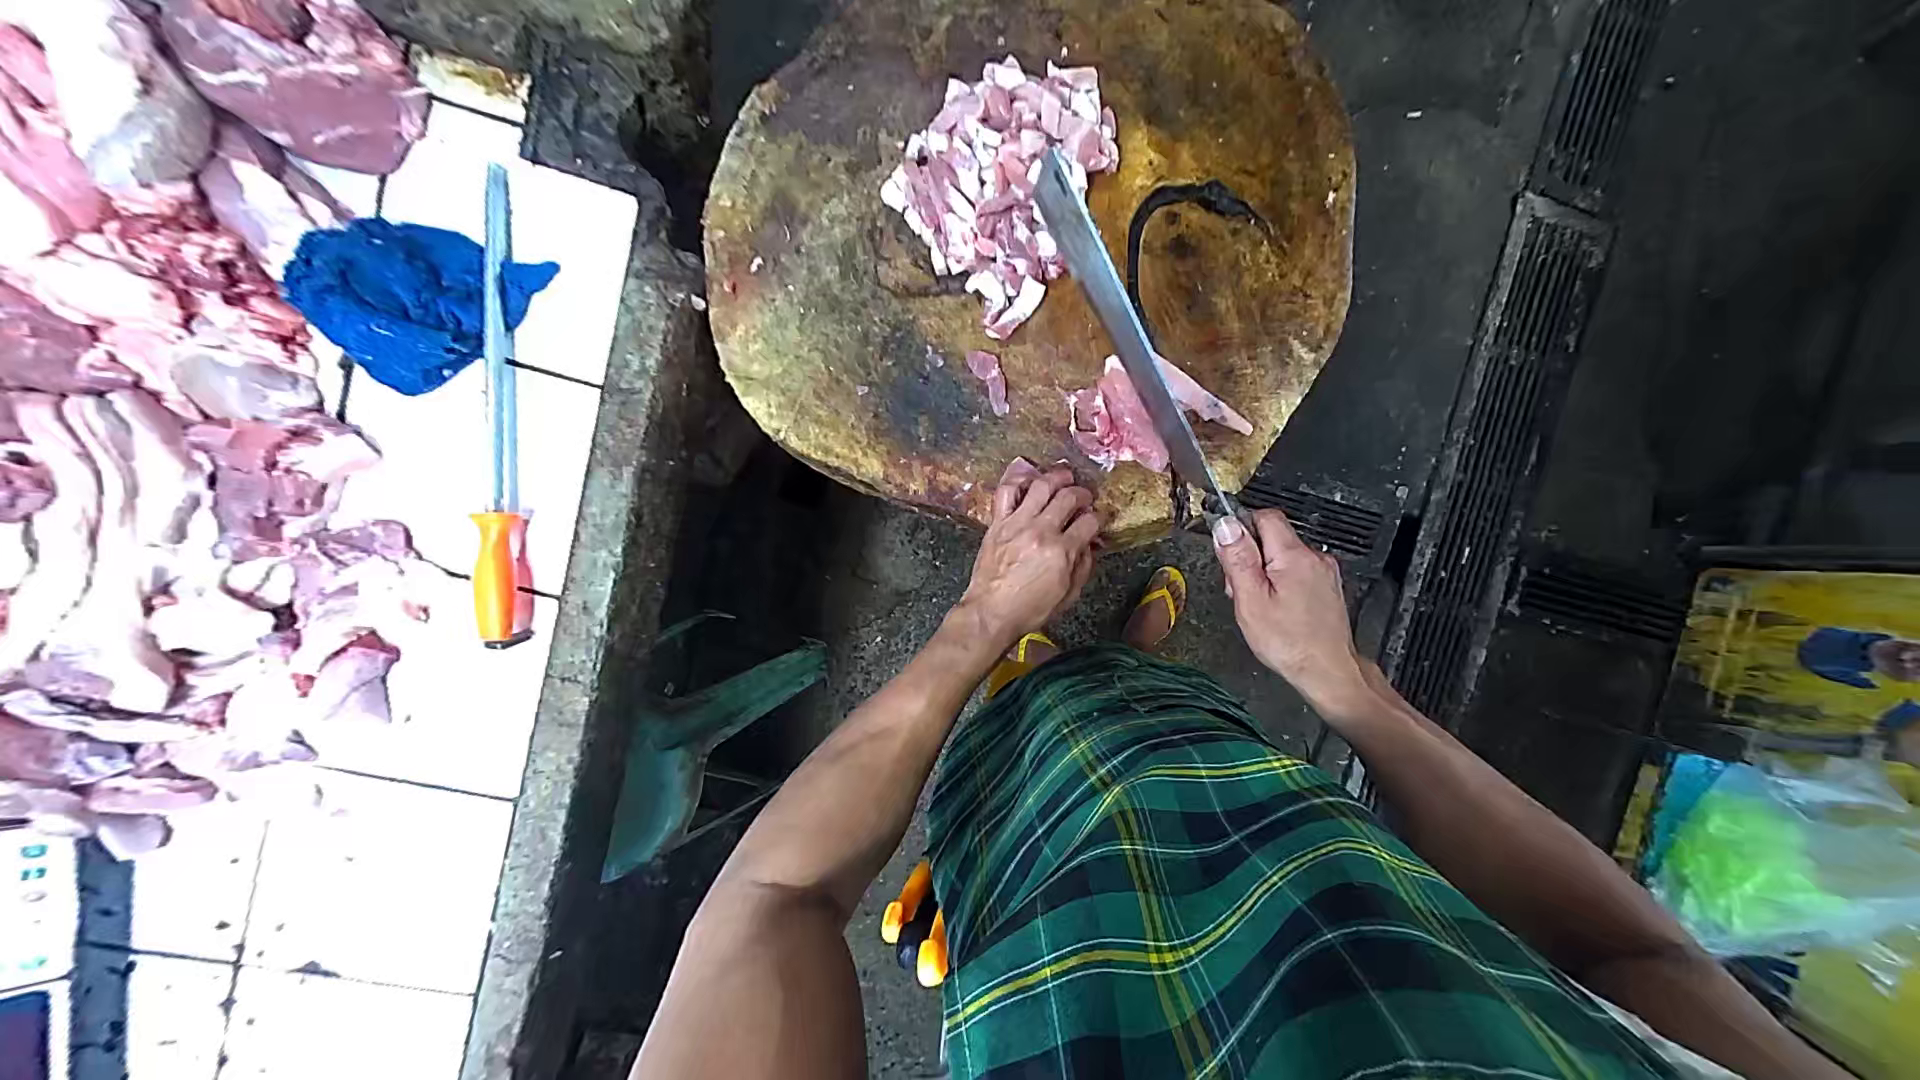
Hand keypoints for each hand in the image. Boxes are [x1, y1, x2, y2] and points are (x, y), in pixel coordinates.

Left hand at [958, 466, 1099, 646]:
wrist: (991, 612)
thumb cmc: (1029, 609)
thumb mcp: (1068, 595)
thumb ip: (1083, 565)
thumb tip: (1089, 544)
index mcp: (1061, 551)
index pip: (1089, 522)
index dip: (1098, 518)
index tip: (1098, 518)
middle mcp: (1041, 531)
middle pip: (1069, 497)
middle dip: (1083, 493)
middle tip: (1085, 497)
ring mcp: (1017, 524)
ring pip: (1041, 486)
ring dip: (1057, 477)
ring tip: (1065, 477)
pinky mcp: (998, 523)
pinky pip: (1007, 492)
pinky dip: (1018, 479)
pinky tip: (1029, 477)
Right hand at [1212, 510, 1371, 713]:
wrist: (1327, 671)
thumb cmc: (1290, 643)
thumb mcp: (1250, 600)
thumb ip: (1237, 558)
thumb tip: (1225, 525)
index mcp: (1293, 556)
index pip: (1263, 516)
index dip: (1240, 528)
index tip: (1227, 548)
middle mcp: (1314, 558)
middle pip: (1270, 537)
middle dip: (1249, 556)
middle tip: (1241, 587)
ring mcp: (1323, 572)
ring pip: (1281, 555)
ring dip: (1263, 571)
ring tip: (1258, 602)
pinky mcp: (1326, 586)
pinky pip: (1294, 571)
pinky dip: (1278, 582)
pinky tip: (1274, 607)